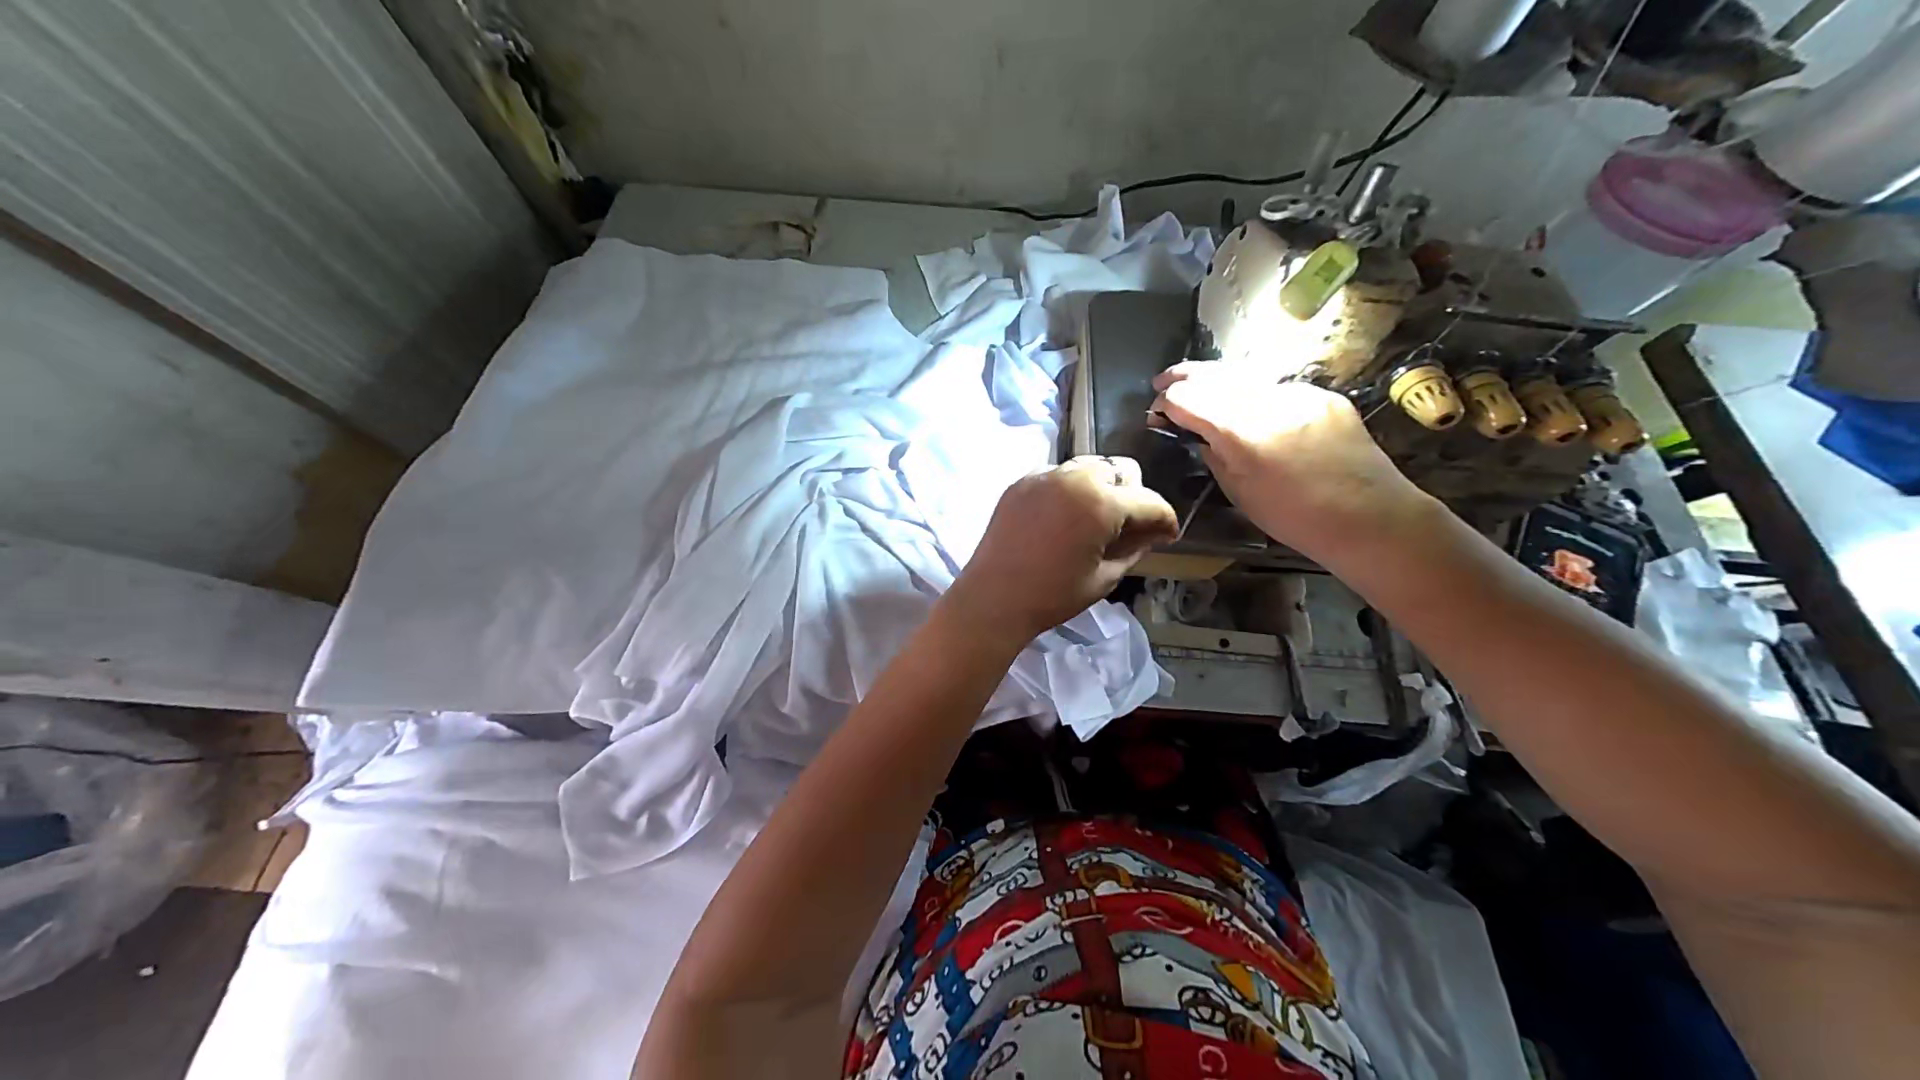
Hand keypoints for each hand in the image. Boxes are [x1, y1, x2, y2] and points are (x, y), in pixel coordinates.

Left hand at [944, 456, 1177, 643]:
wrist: (992, 598)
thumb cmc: (1053, 595)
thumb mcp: (1105, 577)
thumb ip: (1134, 548)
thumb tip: (1151, 534)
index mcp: (1102, 502)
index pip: (1149, 501)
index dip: (1165, 520)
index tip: (1168, 535)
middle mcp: (1075, 478)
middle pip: (1120, 471)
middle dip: (1132, 495)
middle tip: (1129, 526)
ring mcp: (1044, 476)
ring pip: (1089, 467)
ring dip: (1101, 488)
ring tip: (1096, 519)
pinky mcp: (1022, 483)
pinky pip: (1058, 475)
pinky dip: (1070, 489)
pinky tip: (1064, 517)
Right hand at [1152, 361, 1433, 561]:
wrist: (1369, 517)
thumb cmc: (1295, 517)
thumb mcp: (1238, 490)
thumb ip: (1213, 453)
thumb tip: (1195, 432)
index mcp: (1242, 431)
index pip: (1188, 397)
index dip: (1166, 402)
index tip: (1156, 412)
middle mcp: (1268, 401)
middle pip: (1214, 374)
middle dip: (1185, 377)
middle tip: (1163, 381)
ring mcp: (1298, 393)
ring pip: (1244, 374)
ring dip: (1217, 378)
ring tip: (1199, 385)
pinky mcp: (1322, 395)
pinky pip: (1276, 387)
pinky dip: (1253, 392)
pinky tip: (1249, 406)